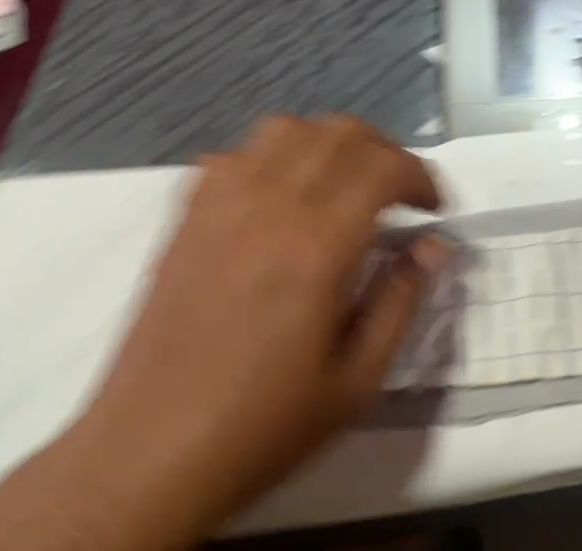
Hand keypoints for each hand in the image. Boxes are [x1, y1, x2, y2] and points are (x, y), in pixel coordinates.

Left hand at [0, 115, 446, 550]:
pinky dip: (270, 158)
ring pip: (286, 129)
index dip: (420, 175)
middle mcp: (270, 207)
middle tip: (398, 194)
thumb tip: (432, 246)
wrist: (149, 453)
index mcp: (318, 246)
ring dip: (328, 144)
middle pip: (340, 133)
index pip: (383, 166)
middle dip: (384, 151)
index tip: (432, 209)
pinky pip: (233, 155)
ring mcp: (220, 205)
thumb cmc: (263, 424)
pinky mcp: (185, 217)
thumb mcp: (357, 381)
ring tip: (341, 185)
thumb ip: (401, 302)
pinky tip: (277, 198)